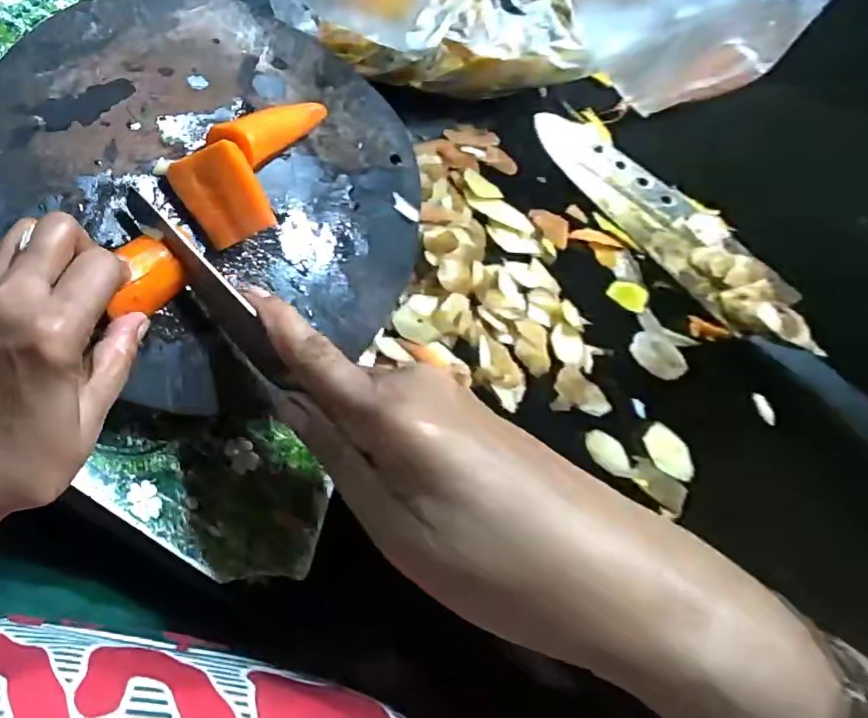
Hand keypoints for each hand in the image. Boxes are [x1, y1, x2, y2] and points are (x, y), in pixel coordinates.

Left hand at [0, 213, 145, 523]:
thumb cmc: (29, 455)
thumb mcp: (90, 420)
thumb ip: (117, 360)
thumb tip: (138, 317)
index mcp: (53, 332)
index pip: (99, 263)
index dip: (119, 276)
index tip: (119, 300)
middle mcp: (16, 298)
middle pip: (59, 227)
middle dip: (85, 247)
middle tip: (89, 285)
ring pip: (26, 227)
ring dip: (51, 247)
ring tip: (60, 284)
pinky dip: (19, 255)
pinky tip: (29, 289)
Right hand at [250, 292, 843, 717]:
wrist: (626, 581)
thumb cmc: (493, 565)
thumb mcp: (395, 527)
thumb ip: (335, 455)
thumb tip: (289, 401)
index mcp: (389, 408)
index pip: (315, 356)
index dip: (276, 323)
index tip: (242, 287)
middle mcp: (416, 381)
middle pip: (344, 382)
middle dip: (321, 409)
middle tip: (331, 475)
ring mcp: (450, 392)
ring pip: (376, 401)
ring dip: (361, 431)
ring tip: (392, 506)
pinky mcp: (473, 411)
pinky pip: (406, 411)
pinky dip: (391, 436)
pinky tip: (426, 494)